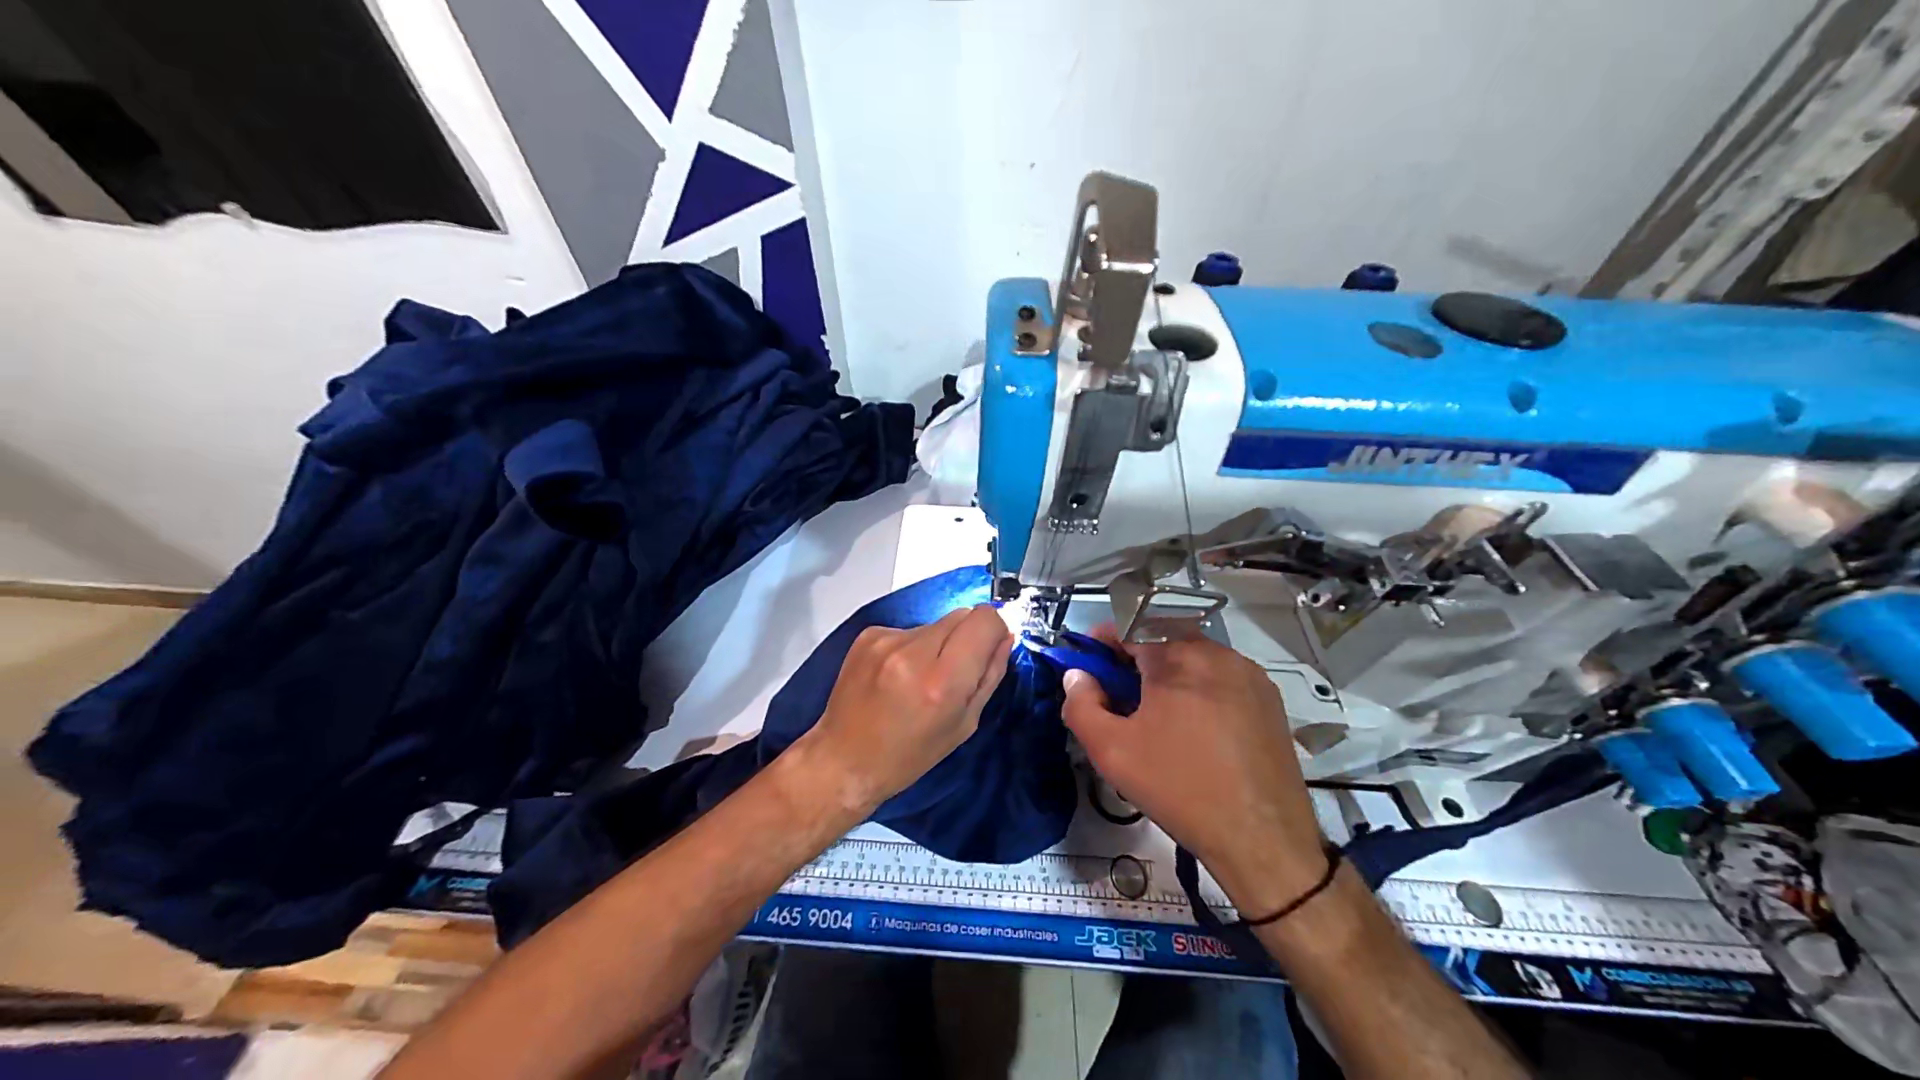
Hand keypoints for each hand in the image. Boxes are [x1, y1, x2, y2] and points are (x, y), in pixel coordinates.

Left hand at [798, 604, 1012, 814]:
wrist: (844, 759)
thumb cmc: (909, 755)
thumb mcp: (964, 724)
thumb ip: (989, 675)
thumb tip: (1004, 636)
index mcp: (942, 682)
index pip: (984, 620)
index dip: (993, 631)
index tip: (988, 649)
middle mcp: (912, 653)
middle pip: (962, 614)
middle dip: (967, 637)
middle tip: (954, 671)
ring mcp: (886, 640)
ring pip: (936, 622)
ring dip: (938, 643)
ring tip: (919, 679)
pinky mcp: (868, 635)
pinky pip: (909, 628)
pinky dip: (912, 647)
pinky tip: (897, 676)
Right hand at [1062, 628, 1326, 914]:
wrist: (1262, 838)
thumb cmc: (1180, 788)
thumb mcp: (1111, 751)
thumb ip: (1081, 705)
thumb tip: (1078, 676)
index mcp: (1178, 657)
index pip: (1129, 628)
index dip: (1101, 644)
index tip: (1088, 668)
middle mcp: (1219, 654)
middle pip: (1163, 643)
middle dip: (1135, 664)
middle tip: (1119, 701)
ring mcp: (1250, 676)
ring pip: (1194, 663)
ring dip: (1169, 679)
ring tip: (1158, 721)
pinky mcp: (1270, 702)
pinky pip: (1222, 682)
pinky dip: (1200, 693)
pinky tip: (1195, 733)